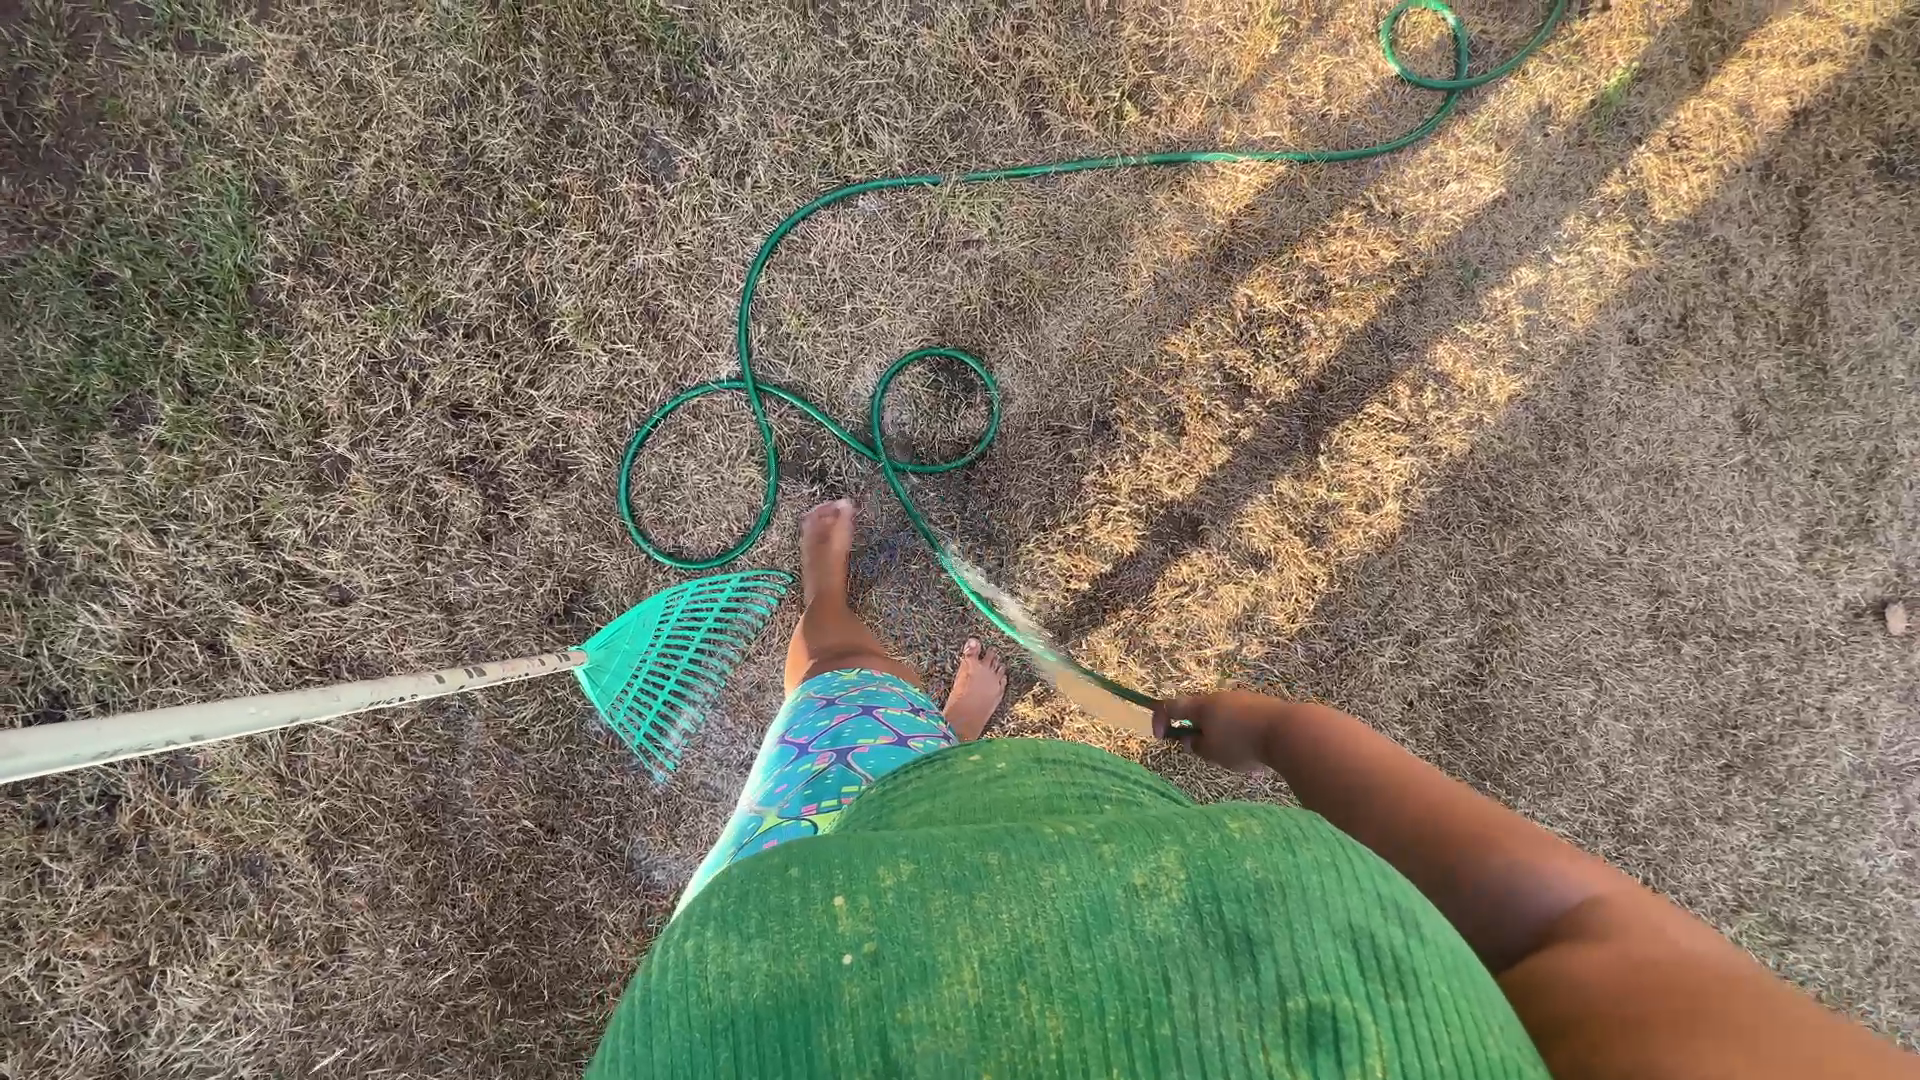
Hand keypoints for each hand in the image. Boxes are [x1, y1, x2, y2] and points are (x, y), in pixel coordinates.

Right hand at [1153, 690, 1288, 772]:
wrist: (1288, 731)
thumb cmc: (1242, 743)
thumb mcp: (1212, 752)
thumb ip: (1196, 746)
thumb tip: (1191, 741)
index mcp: (1201, 706)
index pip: (1171, 706)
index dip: (1160, 719)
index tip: (1161, 737)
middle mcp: (1220, 697)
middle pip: (1200, 711)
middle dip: (1199, 731)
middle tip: (1205, 751)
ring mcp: (1243, 699)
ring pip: (1224, 717)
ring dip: (1223, 735)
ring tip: (1236, 758)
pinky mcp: (1263, 706)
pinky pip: (1244, 721)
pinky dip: (1242, 736)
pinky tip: (1256, 755)